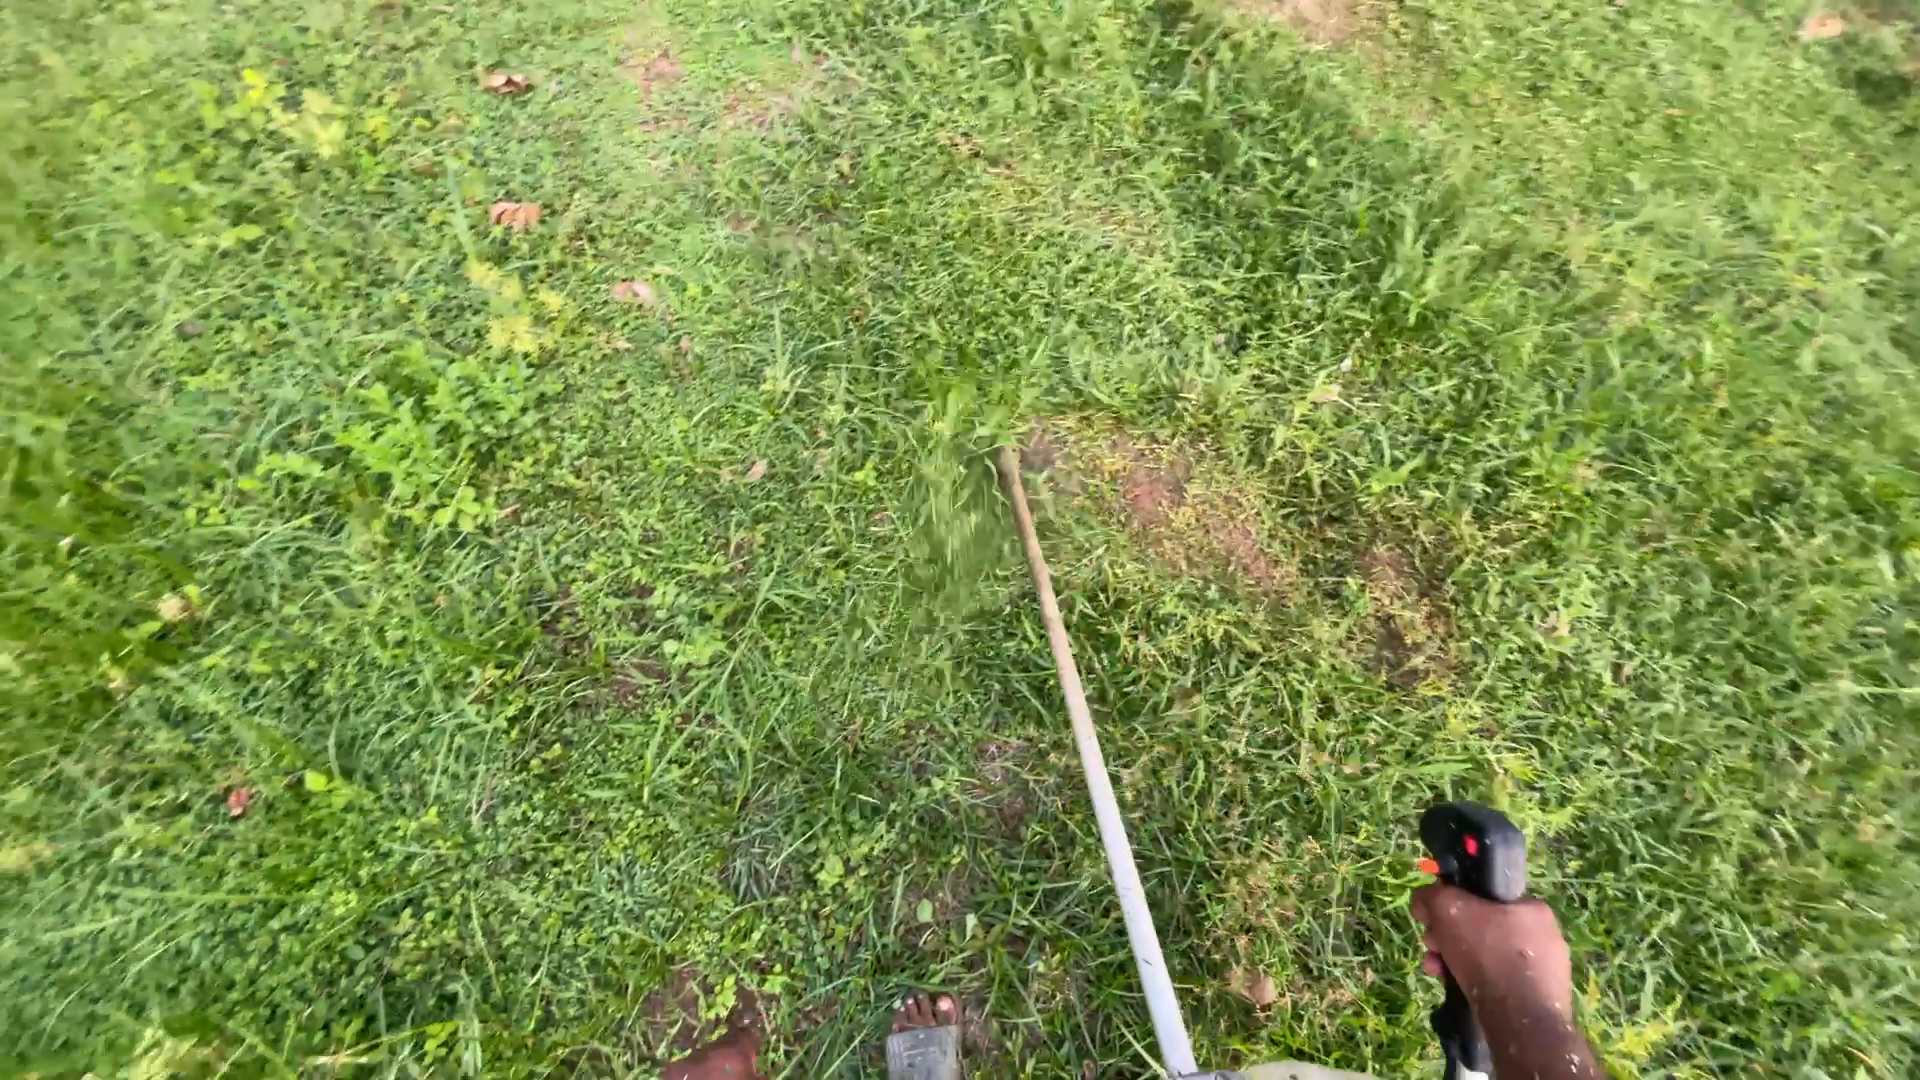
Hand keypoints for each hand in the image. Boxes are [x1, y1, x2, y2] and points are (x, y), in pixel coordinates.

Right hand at [1410, 883, 1601, 1079]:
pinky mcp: (1539, 996)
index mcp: (1532, 908)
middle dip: (1446, 935)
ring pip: (1484, 952)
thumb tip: (1423, 903)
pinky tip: (1453, 983)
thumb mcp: (1444, 906)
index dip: (1451, 903)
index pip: (1482, 895)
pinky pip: (1497, 977)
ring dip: (1452, 956)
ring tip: (1436, 968)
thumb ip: (1429, 894)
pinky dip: (1472, 977)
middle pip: (1478, 925)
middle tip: (1432, 945)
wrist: (1519, 1018)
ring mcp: (1545, 969)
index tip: (1434, 918)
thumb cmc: (1486, 951)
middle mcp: (1544, 935)